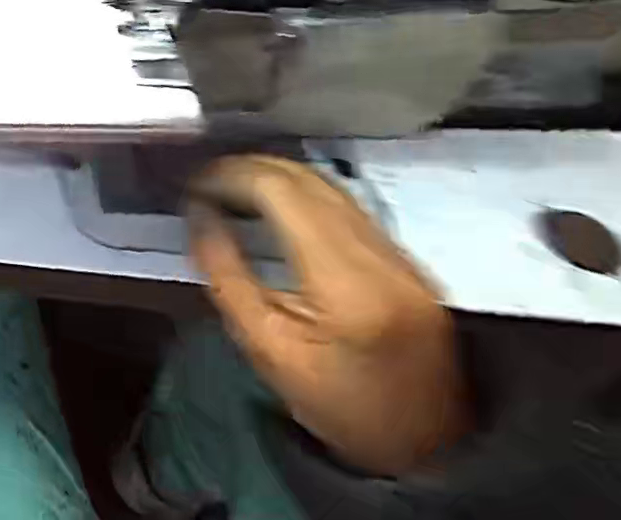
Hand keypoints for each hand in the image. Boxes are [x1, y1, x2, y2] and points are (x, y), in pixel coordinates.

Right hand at [187, 155, 467, 475]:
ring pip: (327, 184)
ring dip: (274, 176)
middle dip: (248, 169)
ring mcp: (402, 255)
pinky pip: (346, 204)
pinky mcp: (409, 259)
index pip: (280, 191)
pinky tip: (275, 205)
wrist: (424, 452)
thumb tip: (197, 211)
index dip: (232, 175)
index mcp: (344, 282)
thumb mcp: (262, 345)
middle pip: (304, 178)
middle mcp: (381, 256)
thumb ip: (224, 271)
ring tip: (232, 188)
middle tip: (207, 181)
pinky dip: (301, 192)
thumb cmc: (333, 407)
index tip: (196, 185)